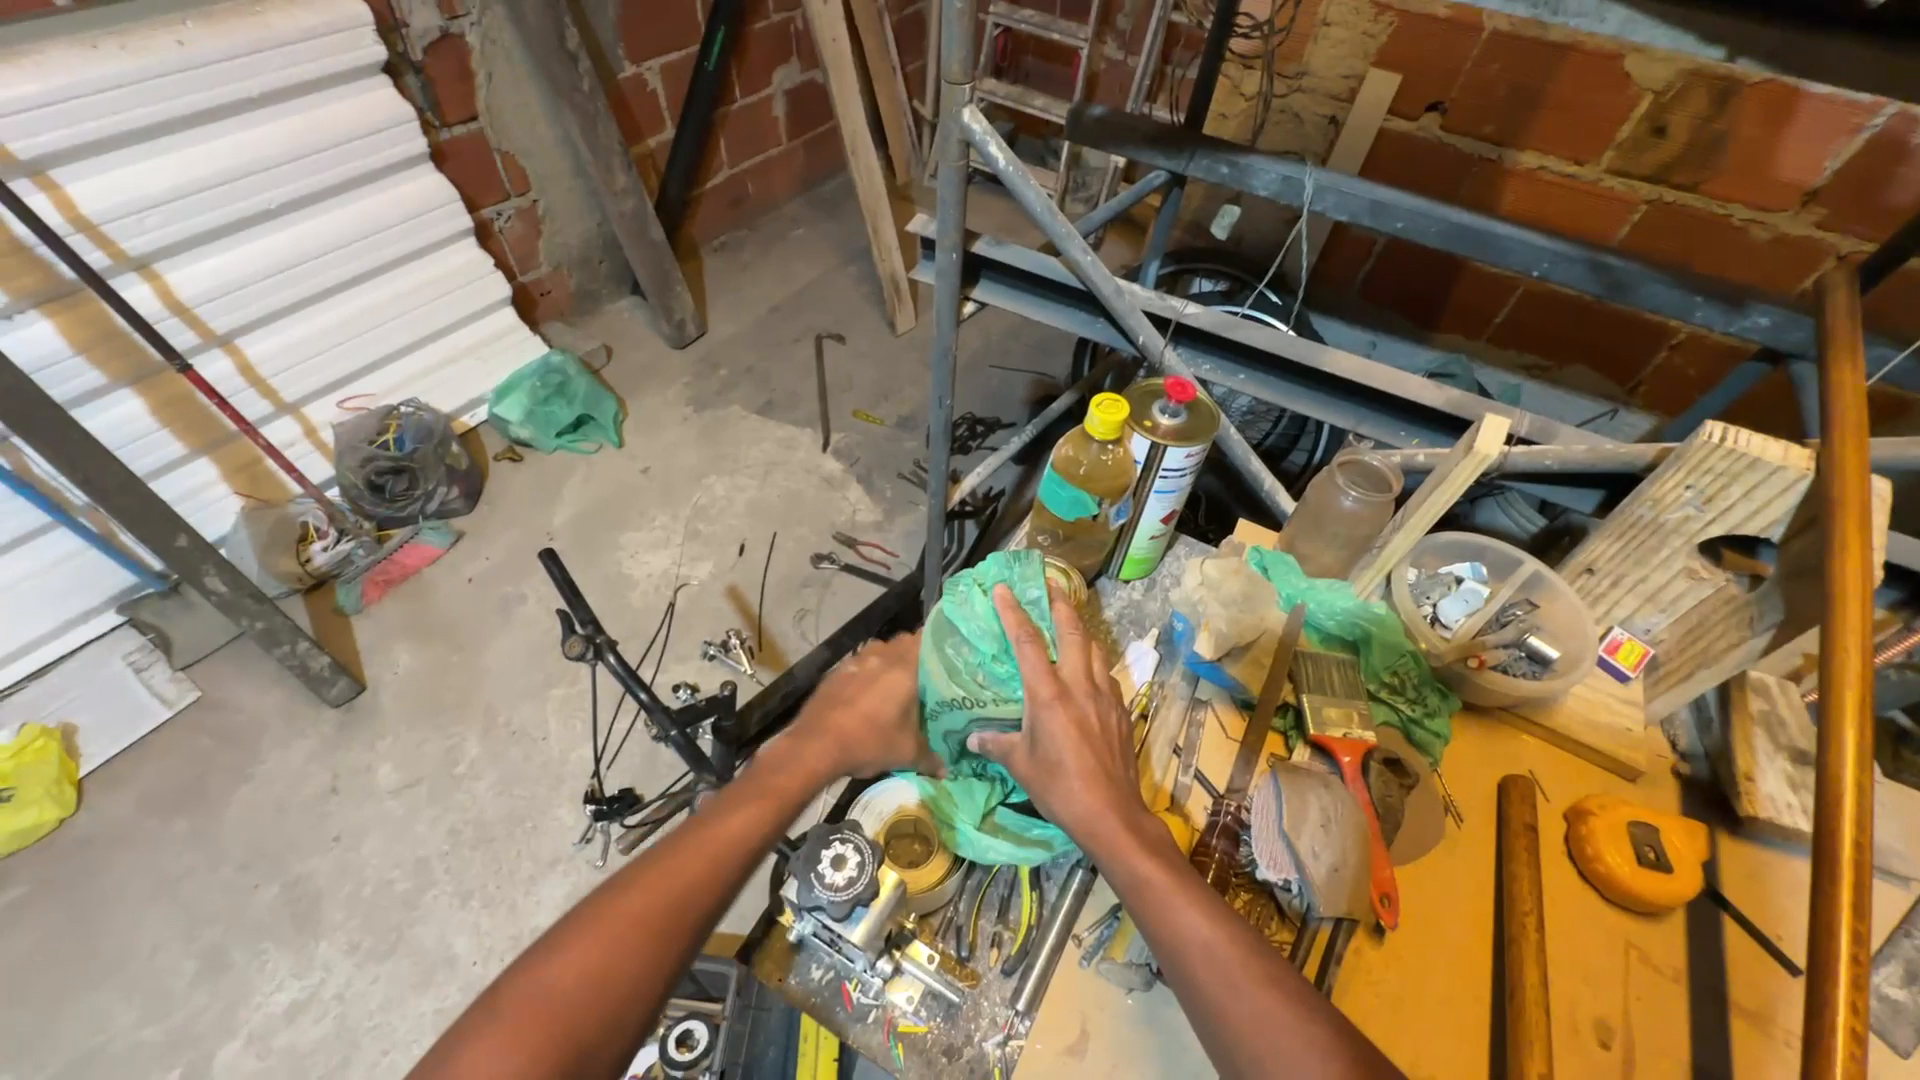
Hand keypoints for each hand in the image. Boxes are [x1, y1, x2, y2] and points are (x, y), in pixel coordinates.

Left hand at [787, 631, 944, 779]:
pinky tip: (865, 697)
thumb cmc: (869, 741)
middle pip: (903, 641)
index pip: (926, 637)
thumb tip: (945, 771)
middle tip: (923, 677)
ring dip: (887, 662)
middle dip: (913, 655)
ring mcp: (855, 661)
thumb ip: (930, 758)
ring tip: (894, 685)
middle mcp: (880, 656)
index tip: (946, 659)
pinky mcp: (835, 672)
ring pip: (879, 650)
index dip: (938, 644)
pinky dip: (865, 674)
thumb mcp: (906, 754)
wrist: (815, 745)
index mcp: (904, 667)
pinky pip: (858, 665)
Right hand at [967, 584, 1154, 855]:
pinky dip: (1095, 663)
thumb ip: (997, 744)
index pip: (1028, 642)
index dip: (1014, 612)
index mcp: (1048, 693)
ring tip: (1071, 622)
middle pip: (1072, 631)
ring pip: (1095, 649)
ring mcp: (1105, 696)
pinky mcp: (1122, 711)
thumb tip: (973, 738)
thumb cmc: (1059, 787)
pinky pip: (1107, 675)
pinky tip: (1091, 672)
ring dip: (1081, 631)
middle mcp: (1079, 685)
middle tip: (1051, 585)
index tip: (1004, 588)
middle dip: (1060, 604)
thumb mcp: (1020, 765)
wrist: (1110, 812)